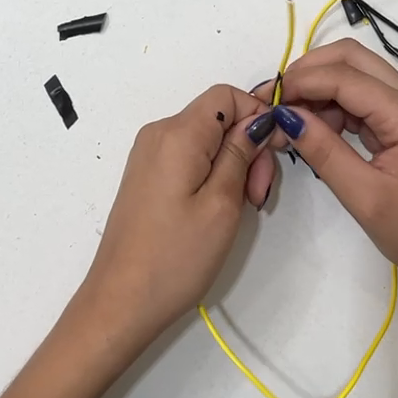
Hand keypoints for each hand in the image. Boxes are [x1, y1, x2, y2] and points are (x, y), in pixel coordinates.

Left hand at [75, 85, 278, 356]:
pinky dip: (213, 173)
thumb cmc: (176, 256)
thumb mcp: (222, 204)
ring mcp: (149, 155)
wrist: (120, 303)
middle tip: (259, 196)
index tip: (276, 153)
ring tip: (243, 207)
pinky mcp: (147, 177)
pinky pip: (190, 157)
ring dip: (233, 164)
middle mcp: (159, 133)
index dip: (258, 114)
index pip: (227, 95)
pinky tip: (221, 208)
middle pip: (218, 117)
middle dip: (248, 147)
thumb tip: (258, 120)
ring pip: (207, 139)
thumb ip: (241, 153)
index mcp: (177, 133)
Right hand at [264, 40, 397, 295]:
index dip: (302, 82)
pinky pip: (357, 95)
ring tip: (289, 123)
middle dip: (309, 71)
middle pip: (350, 57)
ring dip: (317, 87)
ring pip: (352, 72)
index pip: (344, 76)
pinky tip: (310, 130)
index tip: (266, 102)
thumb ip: (323, 151)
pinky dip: (329, 104)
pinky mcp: (395, 120)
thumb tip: (284, 115)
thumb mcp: (363, 196)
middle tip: (276, 101)